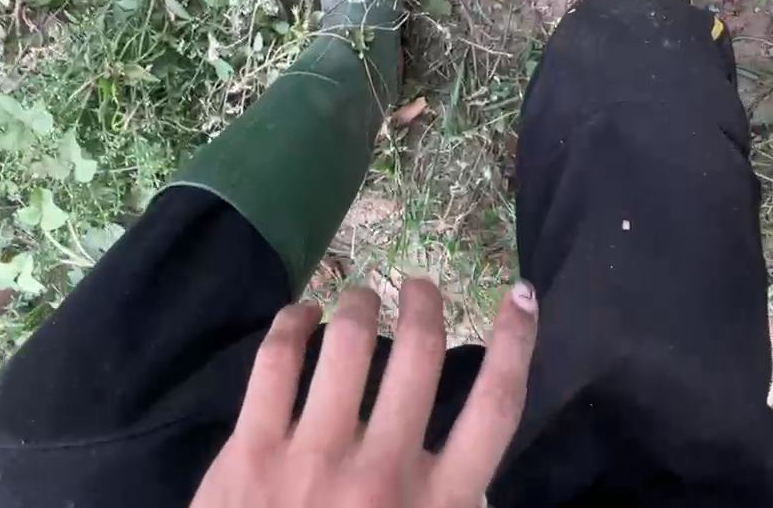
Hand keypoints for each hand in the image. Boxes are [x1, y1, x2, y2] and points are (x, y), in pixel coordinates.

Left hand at [191, 277, 539, 507]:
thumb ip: (457, 507)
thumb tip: (475, 462)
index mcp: (436, 506)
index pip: (494, 406)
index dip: (516, 341)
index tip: (520, 293)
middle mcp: (383, 473)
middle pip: (420, 352)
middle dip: (424, 301)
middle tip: (419, 286)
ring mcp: (313, 458)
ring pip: (350, 340)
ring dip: (361, 302)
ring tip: (362, 298)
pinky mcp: (251, 452)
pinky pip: (277, 359)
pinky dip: (293, 322)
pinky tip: (303, 315)